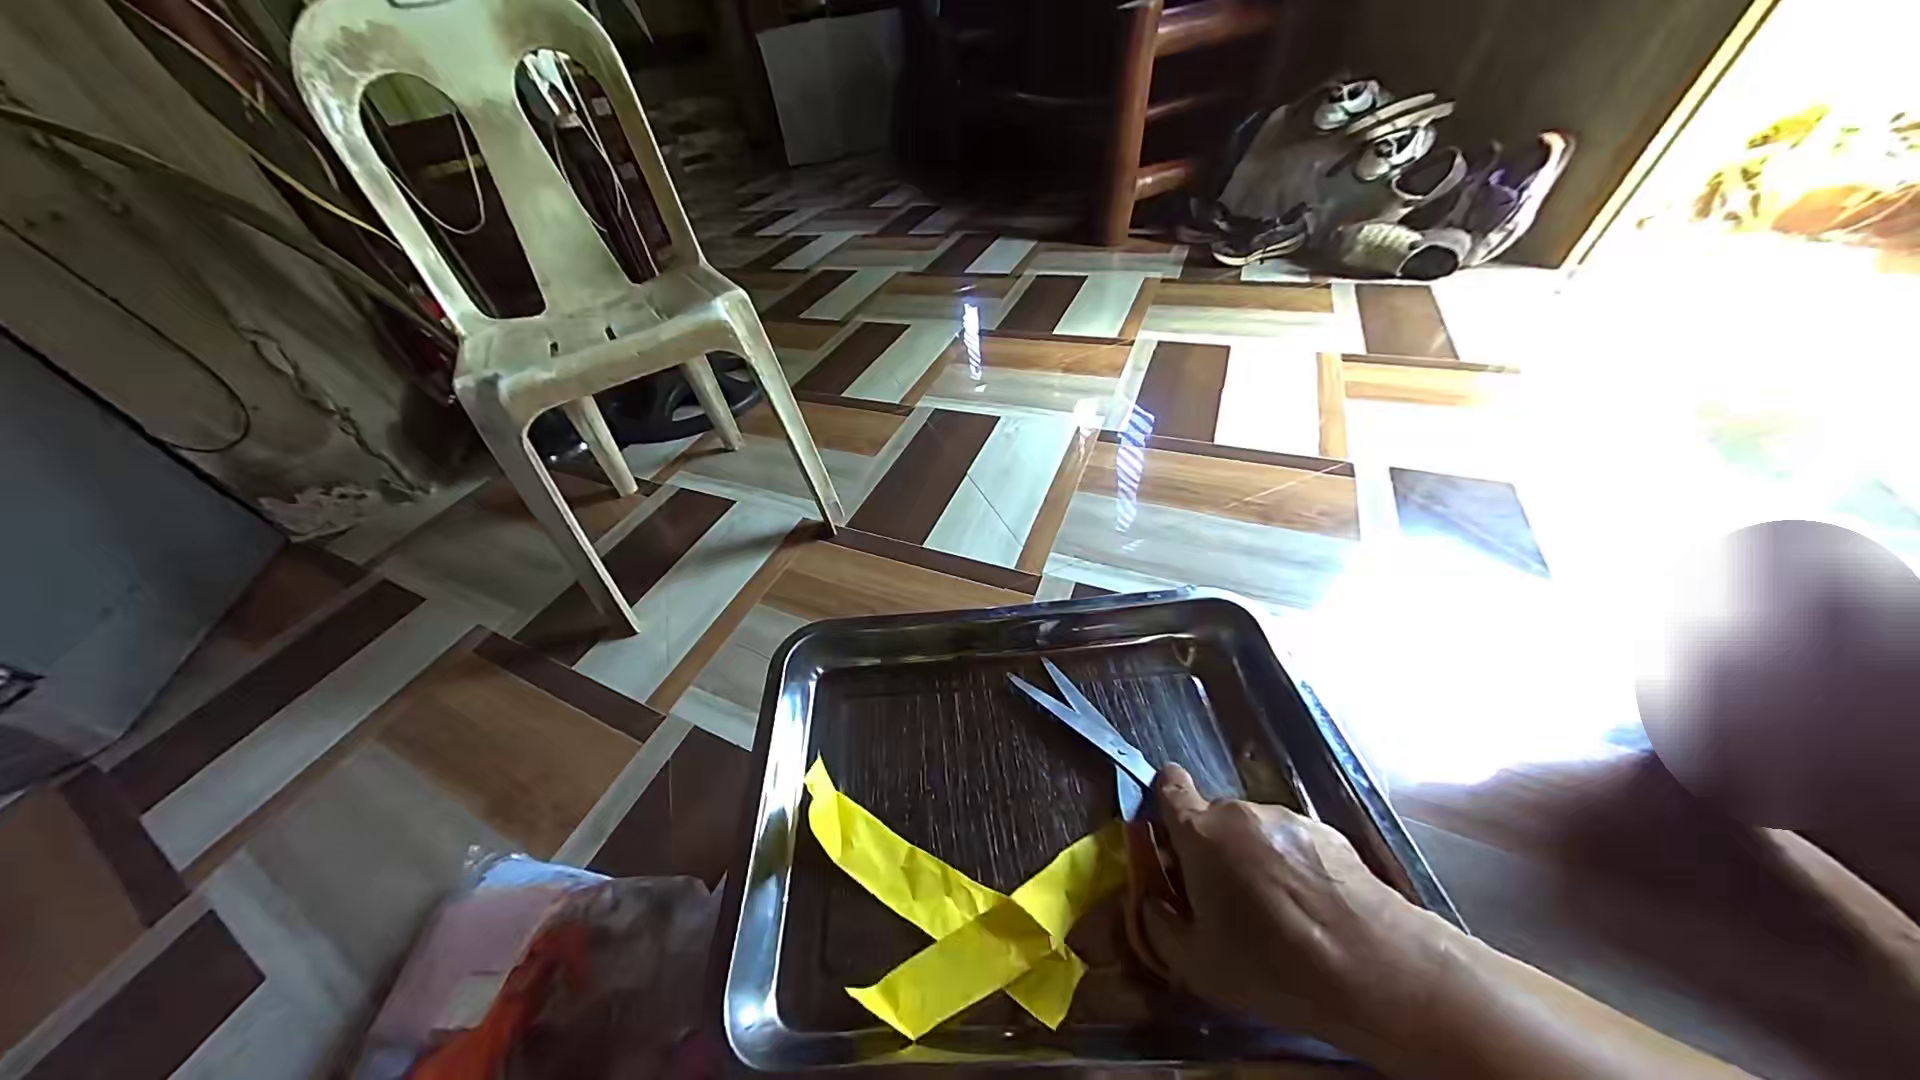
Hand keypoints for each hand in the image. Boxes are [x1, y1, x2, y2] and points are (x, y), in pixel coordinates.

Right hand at [1139, 764, 1455, 1051]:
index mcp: (1200, 832)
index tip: (1168, 832)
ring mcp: (1287, 818)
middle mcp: (1239, 813)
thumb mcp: (1197, 965)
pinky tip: (1310, 911)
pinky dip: (1291, 866)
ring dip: (1251, 858)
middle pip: (1211, 818)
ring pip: (1252, 831)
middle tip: (1223, 898)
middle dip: (1210, 849)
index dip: (1162, 799)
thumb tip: (1153, 902)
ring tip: (1275, 912)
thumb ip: (1158, 924)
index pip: (1168, 784)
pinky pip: (1291, 842)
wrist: (1380, 971)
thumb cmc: (1274, 965)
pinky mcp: (1328, 832)